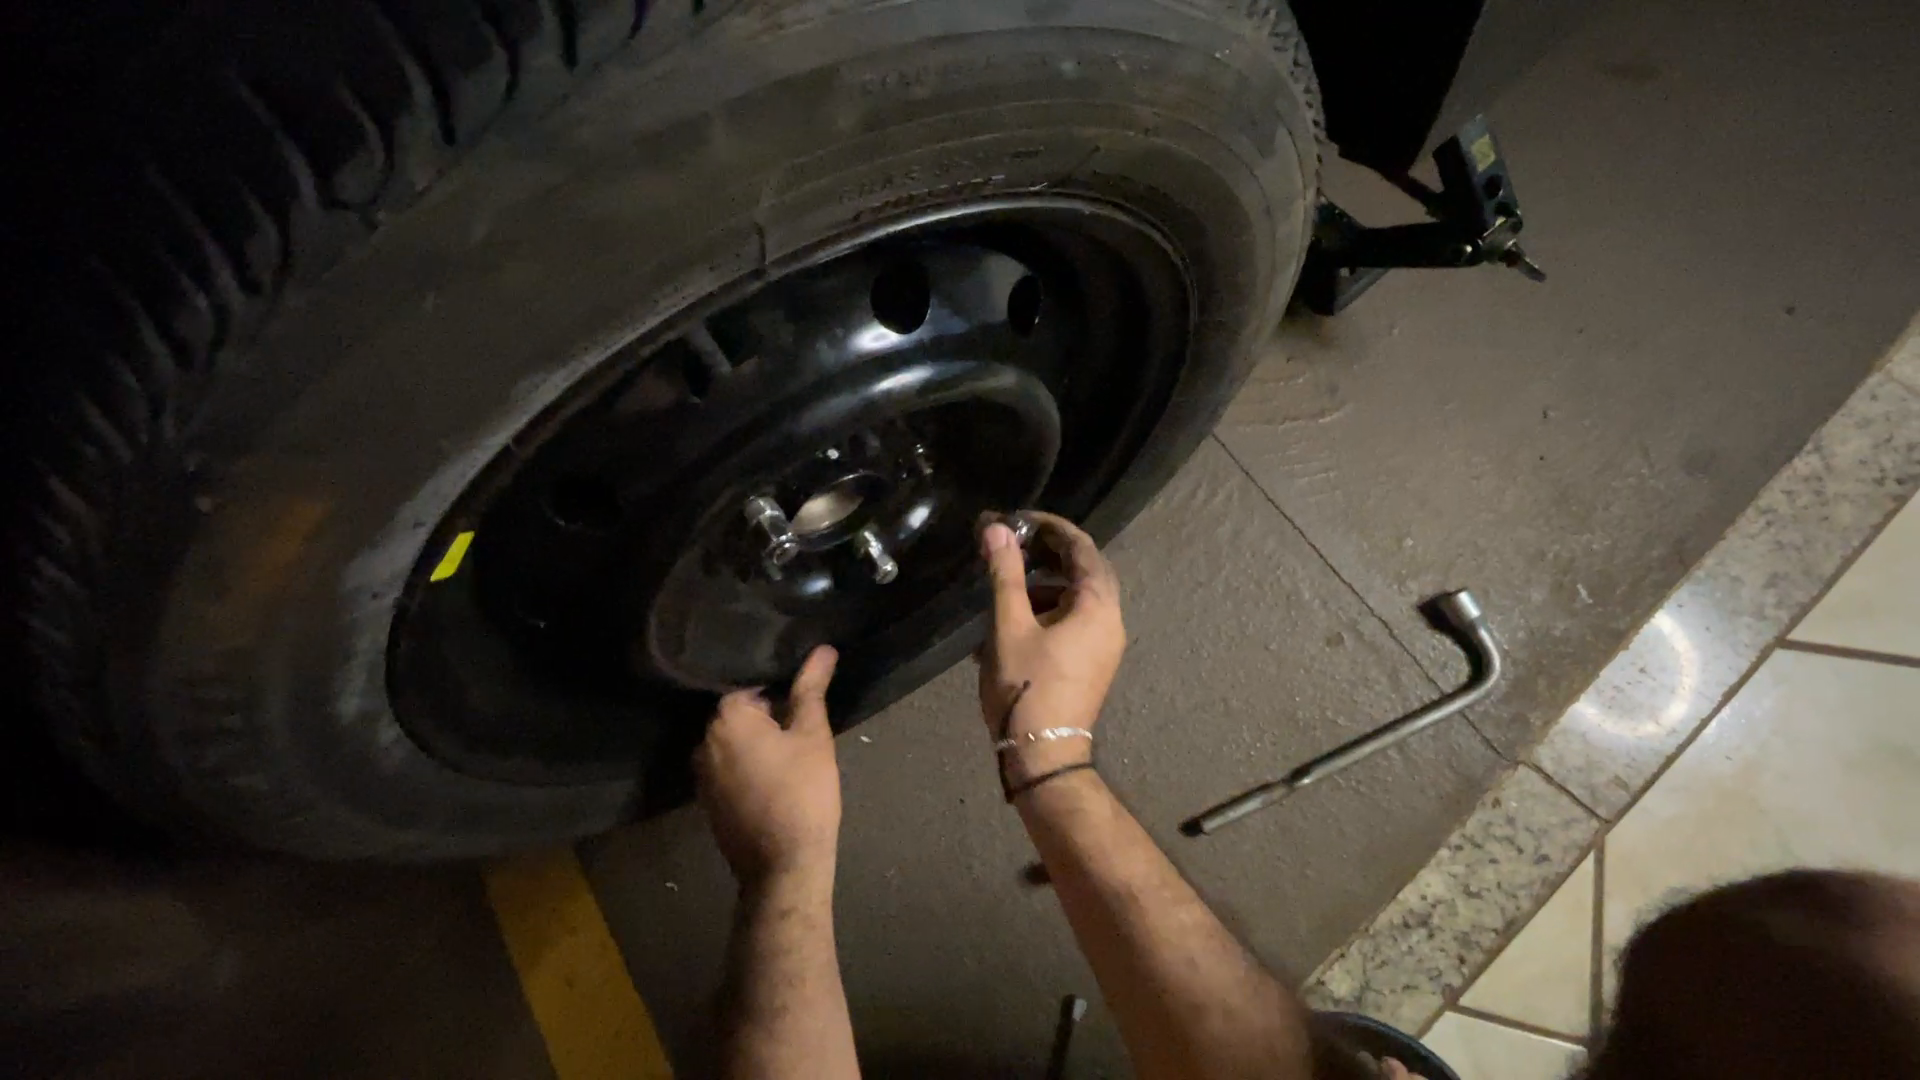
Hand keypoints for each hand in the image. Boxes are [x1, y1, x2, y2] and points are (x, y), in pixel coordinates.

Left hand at [695, 646, 841, 887]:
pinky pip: (729, 770)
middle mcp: (704, 742)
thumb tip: (823, 649)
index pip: (752, 689)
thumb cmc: (803, 792)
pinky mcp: (707, 801)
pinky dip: (748, 769)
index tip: (803, 712)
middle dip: (768, 720)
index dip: (781, 698)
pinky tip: (775, 783)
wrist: (783, 865)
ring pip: (735, 744)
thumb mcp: (813, 735)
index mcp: (726, 719)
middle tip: (802, 736)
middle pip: (740, 716)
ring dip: (758, 746)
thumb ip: (811, 689)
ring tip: (791, 759)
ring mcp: (701, 775)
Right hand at [977, 512, 1125, 780]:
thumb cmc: (1026, 687)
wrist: (1043, 754)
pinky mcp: (1093, 663)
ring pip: (1077, 599)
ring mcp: (1105, 645)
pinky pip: (1075, 622)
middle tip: (1013, 546)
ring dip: (1043, 586)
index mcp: (1098, 606)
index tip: (1018, 519)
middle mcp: (1111, 621)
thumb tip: (997, 529)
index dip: (1051, 528)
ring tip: (1005, 589)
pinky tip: (1012, 626)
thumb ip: (1005, 574)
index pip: (1082, 548)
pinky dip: (1047, 613)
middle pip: (1084, 571)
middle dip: (1047, 555)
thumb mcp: (1009, 626)